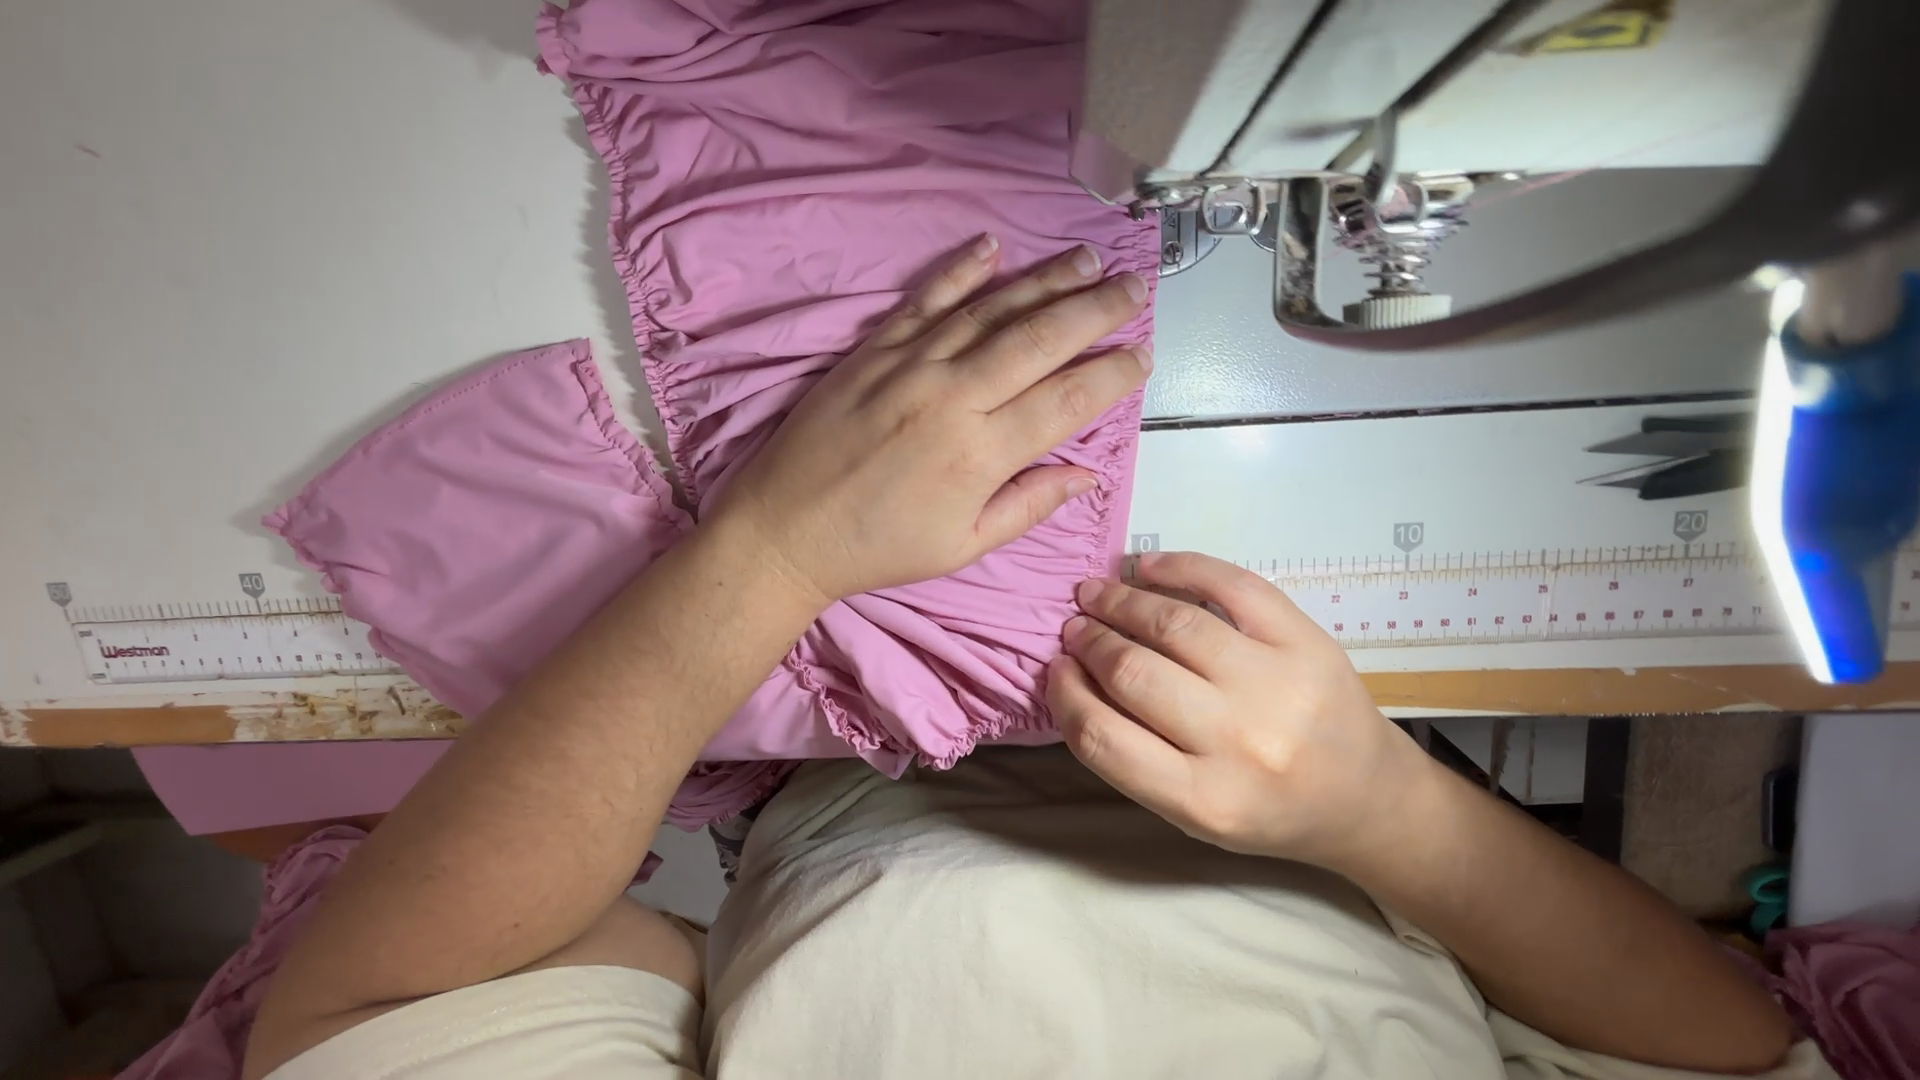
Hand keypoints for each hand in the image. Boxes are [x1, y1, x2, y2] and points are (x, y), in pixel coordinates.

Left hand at [708, 235, 1150, 606]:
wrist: (786, 530)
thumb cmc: (878, 548)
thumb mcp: (964, 545)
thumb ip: (1029, 505)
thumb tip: (1086, 474)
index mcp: (981, 454)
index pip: (1067, 400)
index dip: (1112, 374)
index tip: (1142, 355)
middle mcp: (953, 397)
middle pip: (1041, 339)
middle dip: (1096, 309)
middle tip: (1133, 286)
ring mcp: (910, 365)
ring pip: (992, 310)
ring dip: (1045, 280)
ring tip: (1086, 259)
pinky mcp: (872, 350)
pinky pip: (925, 299)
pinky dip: (960, 269)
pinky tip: (993, 246)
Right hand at [1046, 552, 1433, 869]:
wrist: (1365, 797)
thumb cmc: (1266, 808)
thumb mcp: (1192, 811)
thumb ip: (1131, 753)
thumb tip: (1074, 673)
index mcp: (1205, 801)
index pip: (1102, 737)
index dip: (1065, 694)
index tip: (1056, 669)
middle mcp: (1242, 744)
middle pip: (1134, 673)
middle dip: (1090, 641)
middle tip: (1075, 627)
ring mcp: (1280, 686)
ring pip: (1175, 623)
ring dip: (1121, 601)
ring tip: (1097, 595)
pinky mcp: (1308, 641)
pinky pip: (1232, 585)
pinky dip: (1180, 567)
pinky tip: (1148, 567)